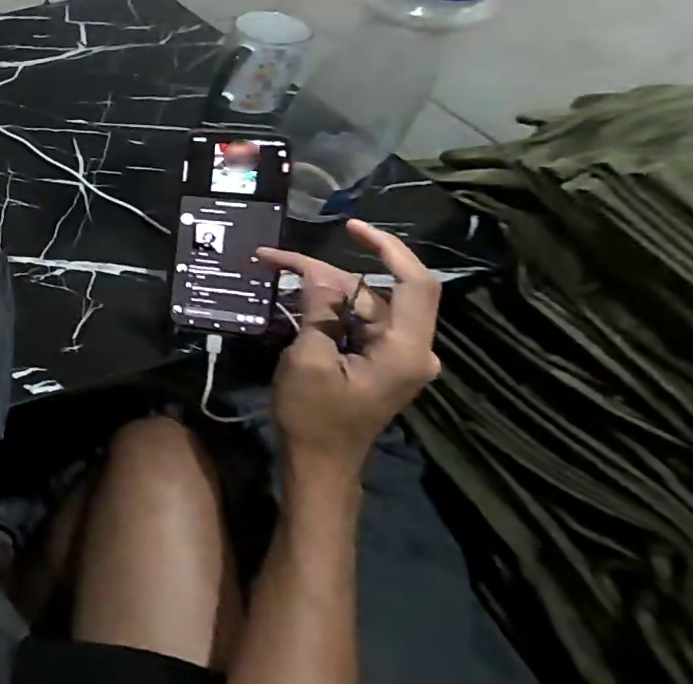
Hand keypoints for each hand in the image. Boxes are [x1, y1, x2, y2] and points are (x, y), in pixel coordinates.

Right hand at [255, 220, 441, 478]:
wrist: (318, 465)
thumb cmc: (314, 417)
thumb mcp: (310, 359)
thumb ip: (320, 311)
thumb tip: (319, 272)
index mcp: (406, 350)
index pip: (416, 283)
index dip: (388, 248)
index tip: (352, 226)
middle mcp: (412, 350)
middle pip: (376, 292)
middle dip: (327, 272)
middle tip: (277, 258)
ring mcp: (397, 357)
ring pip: (363, 304)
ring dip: (322, 288)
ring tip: (278, 270)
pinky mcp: (381, 362)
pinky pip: (358, 322)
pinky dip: (329, 307)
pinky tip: (297, 297)